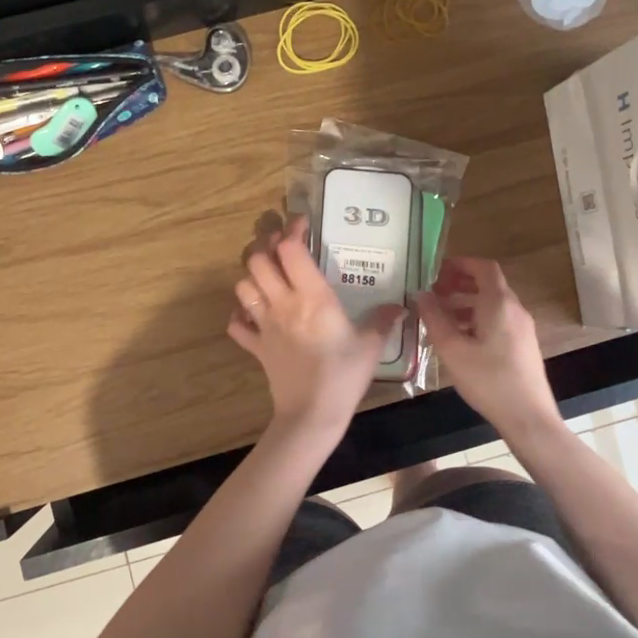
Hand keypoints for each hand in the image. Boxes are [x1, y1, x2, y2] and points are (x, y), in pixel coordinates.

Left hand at [228, 217, 403, 437]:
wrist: (312, 414)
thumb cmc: (344, 376)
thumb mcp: (371, 346)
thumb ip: (383, 320)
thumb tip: (401, 306)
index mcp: (312, 297)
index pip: (290, 250)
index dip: (291, 231)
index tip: (301, 224)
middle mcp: (283, 304)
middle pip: (257, 261)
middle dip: (264, 247)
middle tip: (279, 246)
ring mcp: (265, 326)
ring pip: (242, 287)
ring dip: (250, 276)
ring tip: (266, 276)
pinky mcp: (255, 347)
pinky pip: (237, 324)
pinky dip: (240, 315)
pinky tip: (251, 314)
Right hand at [416, 257, 560, 431]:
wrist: (528, 417)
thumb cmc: (488, 380)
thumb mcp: (452, 350)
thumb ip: (434, 319)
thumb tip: (421, 295)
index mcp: (499, 304)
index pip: (484, 268)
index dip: (460, 264)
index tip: (436, 271)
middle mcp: (515, 310)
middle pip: (488, 285)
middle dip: (459, 284)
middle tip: (433, 294)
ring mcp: (522, 328)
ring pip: (492, 305)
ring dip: (466, 304)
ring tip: (440, 318)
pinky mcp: (523, 345)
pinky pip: (498, 321)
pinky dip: (477, 319)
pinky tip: (460, 340)